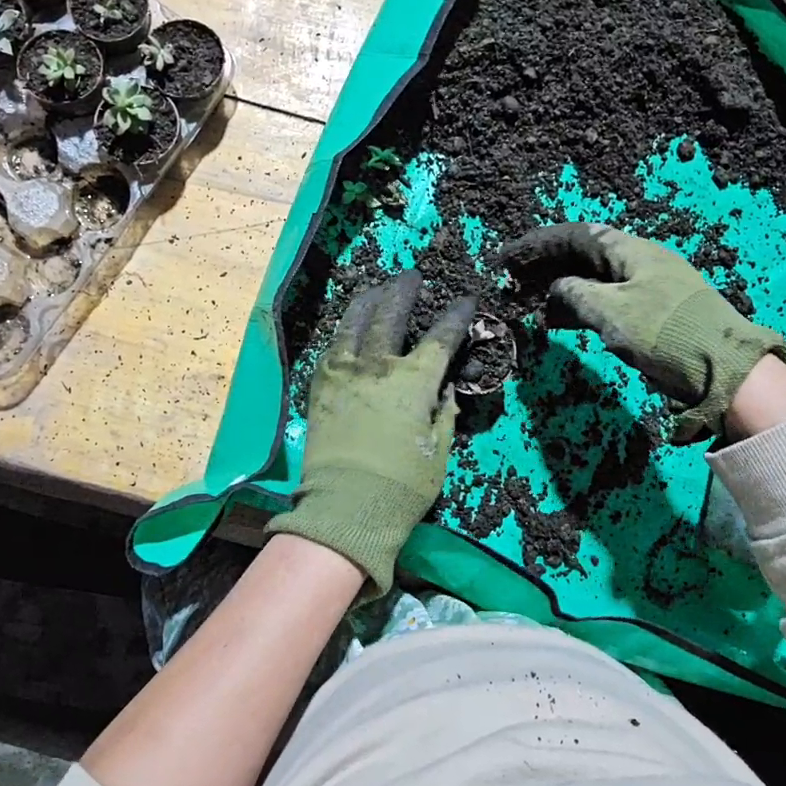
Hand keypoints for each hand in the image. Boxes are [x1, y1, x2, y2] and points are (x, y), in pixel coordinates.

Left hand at [267, 272, 474, 597]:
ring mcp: (345, 372)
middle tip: (412, 278)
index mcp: (415, 381)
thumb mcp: (438, 452)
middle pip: (393, 315)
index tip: (465, 302)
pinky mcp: (320, 385)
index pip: (441, 338)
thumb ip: (443, 413)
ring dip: (369, 301)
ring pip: (356, 322)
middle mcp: (379, 366)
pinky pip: (333, 346)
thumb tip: (445, 388)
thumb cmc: (402, 486)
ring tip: (377, 288)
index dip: (456, 317)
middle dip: (405, 292)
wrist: (345, 507)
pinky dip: (344, 331)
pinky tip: (349, 326)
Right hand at [500, 223, 785, 443]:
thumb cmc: (664, 332)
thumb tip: (557, 289)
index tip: (507, 260)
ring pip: (590, 281)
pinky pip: (602, 302)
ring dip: (557, 291)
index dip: (536, 245)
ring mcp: (643, 288)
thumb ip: (575, 294)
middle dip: (543, 268)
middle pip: (581, 256)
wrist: (723, 369)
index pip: (574, 235)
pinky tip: (556, 323)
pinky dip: (576, 309)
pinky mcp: (648, 315)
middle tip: (511, 284)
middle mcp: (636, 262)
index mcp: (630, 250)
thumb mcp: (612, 311)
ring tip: (526, 305)